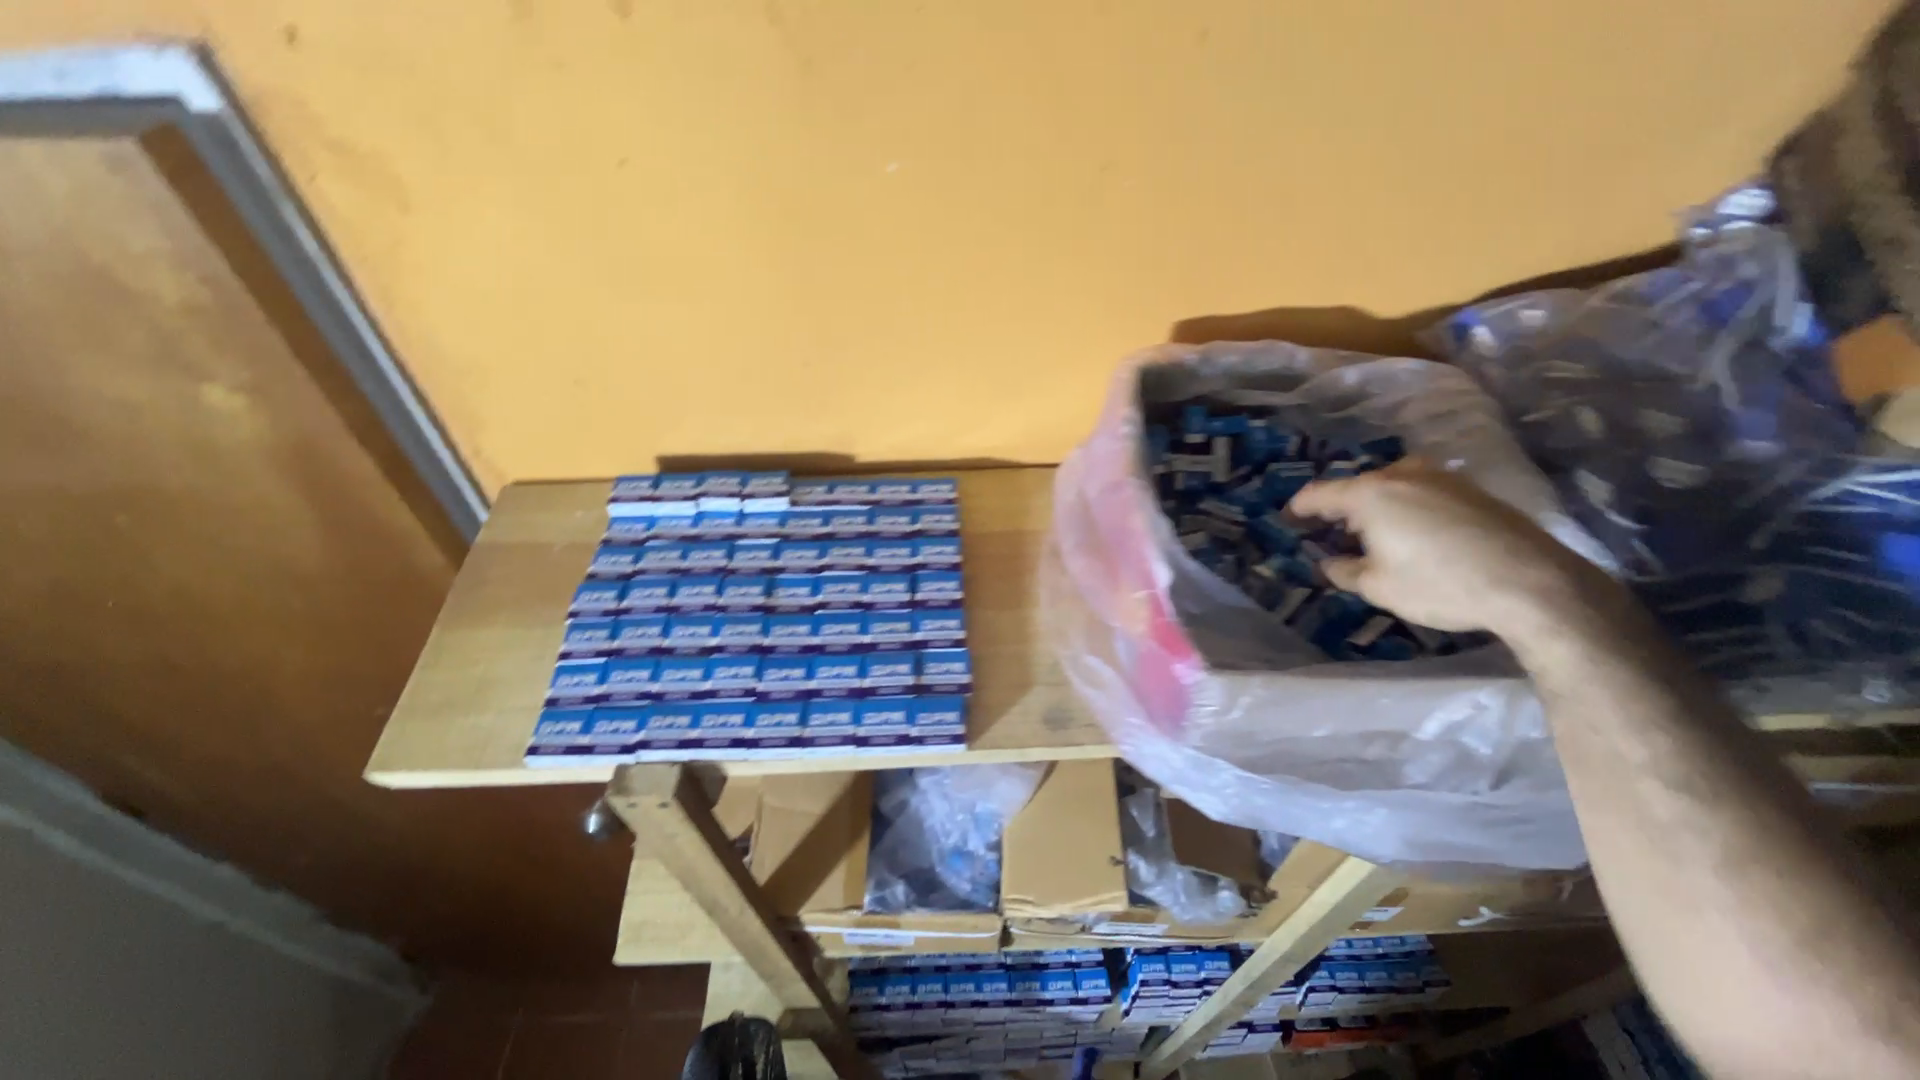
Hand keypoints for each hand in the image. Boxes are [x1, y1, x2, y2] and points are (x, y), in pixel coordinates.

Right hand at [1288, 459, 1598, 635]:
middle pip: (1358, 487)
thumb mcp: (1379, 587)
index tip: (1288, 520)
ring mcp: (1442, 477)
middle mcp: (1403, 474)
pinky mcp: (1472, 489)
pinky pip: (1422, 492)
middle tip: (1330, 533)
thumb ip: (1345, 571)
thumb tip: (1329, 562)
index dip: (1299, 508)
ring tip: (1373, 533)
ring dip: (1377, 506)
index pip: (1319, 494)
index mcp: (1370, 494)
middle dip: (1341, 508)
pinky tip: (1413, 533)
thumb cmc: (1440, 584)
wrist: (1530, 582)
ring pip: (1394, 486)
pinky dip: (1407, 507)